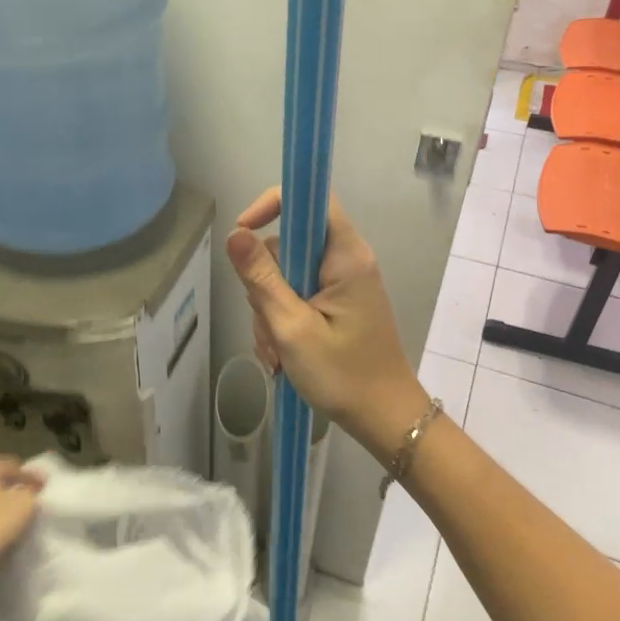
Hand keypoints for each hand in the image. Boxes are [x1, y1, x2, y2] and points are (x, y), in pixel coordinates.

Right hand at [225, 188, 427, 457]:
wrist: (384, 419)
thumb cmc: (343, 374)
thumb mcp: (292, 328)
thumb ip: (262, 278)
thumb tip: (235, 234)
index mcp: (346, 257)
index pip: (311, 201)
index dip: (274, 204)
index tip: (243, 233)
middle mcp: (346, 262)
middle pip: (288, 246)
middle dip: (265, 284)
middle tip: (270, 326)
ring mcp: (341, 285)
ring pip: (286, 277)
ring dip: (270, 313)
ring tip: (278, 353)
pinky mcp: (336, 306)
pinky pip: (296, 299)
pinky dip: (282, 324)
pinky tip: (282, 357)